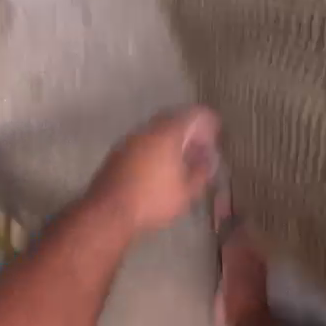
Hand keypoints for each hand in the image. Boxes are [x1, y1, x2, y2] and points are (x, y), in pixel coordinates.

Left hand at [86, 107, 220, 235]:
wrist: (109, 211)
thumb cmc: (153, 199)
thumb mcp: (186, 191)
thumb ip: (201, 171)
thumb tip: (207, 160)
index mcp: (168, 133)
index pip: (193, 114)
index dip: (208, 120)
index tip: (217, 132)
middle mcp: (148, 129)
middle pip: (173, 118)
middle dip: (190, 129)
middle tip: (201, 145)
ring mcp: (130, 139)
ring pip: (156, 129)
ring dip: (172, 138)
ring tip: (183, 157)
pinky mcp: (118, 151)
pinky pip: (143, 141)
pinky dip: (156, 146)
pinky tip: (160, 165)